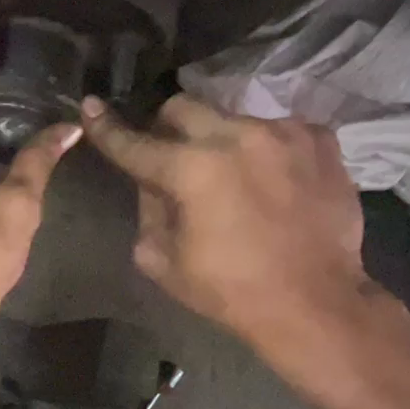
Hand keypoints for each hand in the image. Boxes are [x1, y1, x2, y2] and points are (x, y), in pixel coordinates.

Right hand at [81, 95, 369, 344]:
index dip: (106, 128)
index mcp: (192, 169)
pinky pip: (277, 130)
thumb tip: (152, 184)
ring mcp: (284, 132)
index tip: (90, 108)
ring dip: (219, 141)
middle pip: (183, 107)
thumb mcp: (163, 260)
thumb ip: (148, 211)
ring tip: (231, 176)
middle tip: (170, 155)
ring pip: (232, 118)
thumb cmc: (229, 290)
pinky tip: (269, 180)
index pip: (135, 143)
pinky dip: (263, 150)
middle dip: (166, 127)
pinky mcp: (320, 139)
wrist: (313, 301)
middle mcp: (237, 135)